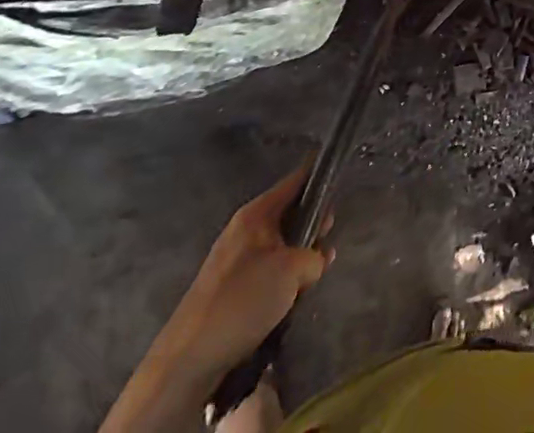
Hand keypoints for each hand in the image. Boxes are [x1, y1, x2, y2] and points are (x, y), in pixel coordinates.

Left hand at [153, 166, 332, 379]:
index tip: (343, 174)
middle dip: (317, 226)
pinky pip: (275, 271)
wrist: (190, 359)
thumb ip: (316, 254)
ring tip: (311, 278)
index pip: (297, 180)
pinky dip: (290, 279)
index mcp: (256, 215)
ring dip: (305, 259)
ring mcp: (241, 260)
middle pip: (295, 212)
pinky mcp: (238, 288)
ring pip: (288, 245)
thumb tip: (316, 260)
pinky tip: (295, 297)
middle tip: (325, 242)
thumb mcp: (294, 268)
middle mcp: (247, 231)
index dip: (322, 174)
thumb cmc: (243, 300)